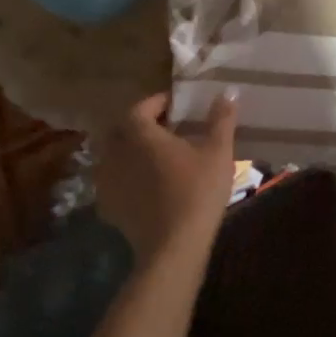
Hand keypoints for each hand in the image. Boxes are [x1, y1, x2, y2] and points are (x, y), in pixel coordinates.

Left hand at [90, 92, 237, 264]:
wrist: (174, 245)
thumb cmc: (198, 189)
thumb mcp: (218, 150)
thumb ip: (221, 118)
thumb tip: (228, 91)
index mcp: (140, 137)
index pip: (139, 109)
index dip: (158, 103)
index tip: (179, 105)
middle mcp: (116, 156)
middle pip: (120, 132)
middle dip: (140, 125)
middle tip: (168, 127)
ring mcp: (107, 184)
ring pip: (113, 157)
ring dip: (131, 150)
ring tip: (158, 154)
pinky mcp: (108, 208)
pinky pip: (113, 181)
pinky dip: (127, 174)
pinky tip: (148, 183)